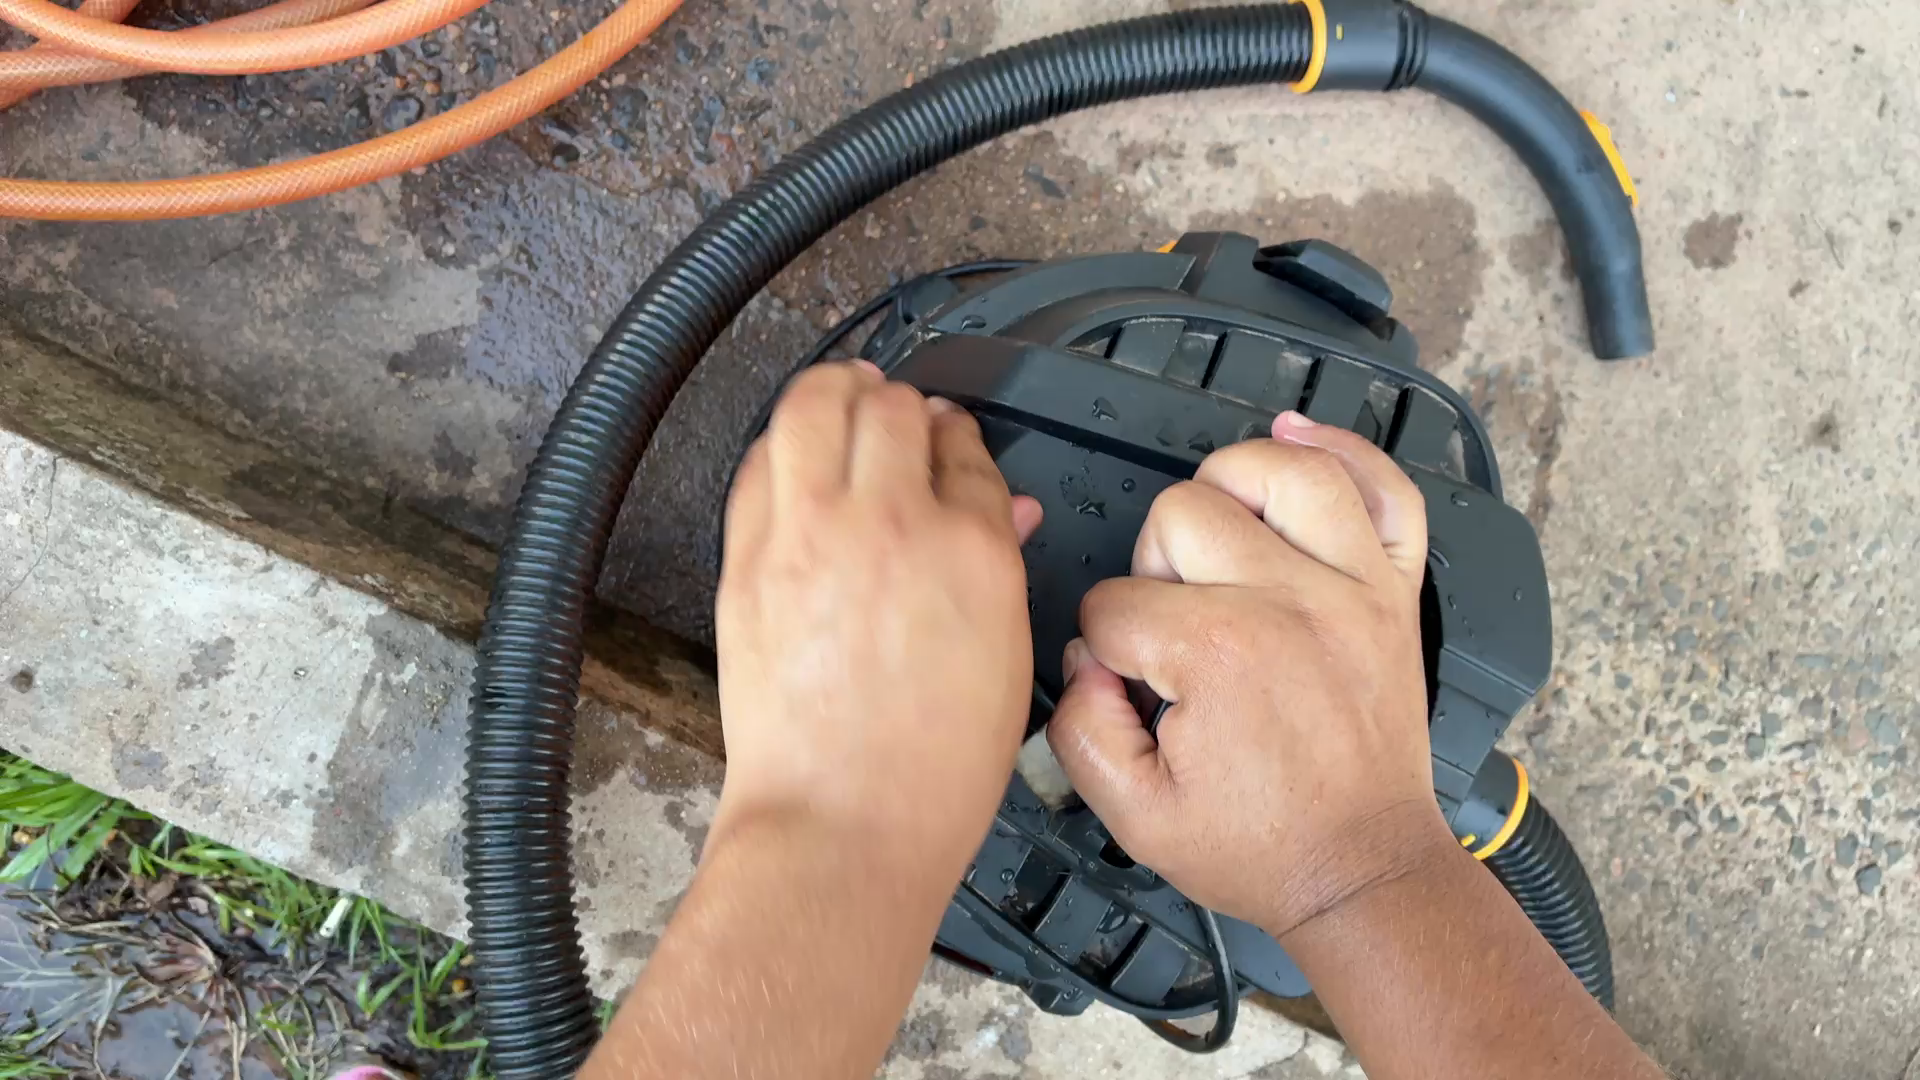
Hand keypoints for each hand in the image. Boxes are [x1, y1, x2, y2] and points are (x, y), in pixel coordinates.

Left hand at [713, 361, 1043, 876]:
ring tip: (846, 392)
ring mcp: (811, 535)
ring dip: (834, 388)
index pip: (966, 450)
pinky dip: (779, 445)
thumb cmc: (936, 761)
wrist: (842, 820)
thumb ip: (1000, 562)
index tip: (952, 437)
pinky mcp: (748, 559)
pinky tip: (794, 456)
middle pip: (892, 408)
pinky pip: (757, 465)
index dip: (960, 435)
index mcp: (973, 550)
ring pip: (813, 407)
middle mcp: (893, 524)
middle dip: (902, 399)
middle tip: (901, 409)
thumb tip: (1002, 509)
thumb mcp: (1003, 654)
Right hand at [1046, 411, 1450, 936]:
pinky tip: (1294, 441)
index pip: (1112, 602)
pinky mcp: (1394, 589)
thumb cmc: (1255, 845)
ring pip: (1279, 470)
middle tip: (1171, 625)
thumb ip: (1078, 728)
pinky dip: (1341, 451)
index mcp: (1217, 653)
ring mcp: (1354, 585)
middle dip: (1152, 565)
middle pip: (1179, 513)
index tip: (1129, 682)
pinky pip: (1385, 488)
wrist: (1363, 870)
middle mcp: (1288, 600)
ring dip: (1226, 487)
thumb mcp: (1132, 814)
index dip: (1103, 642)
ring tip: (1215, 535)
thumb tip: (1086, 656)